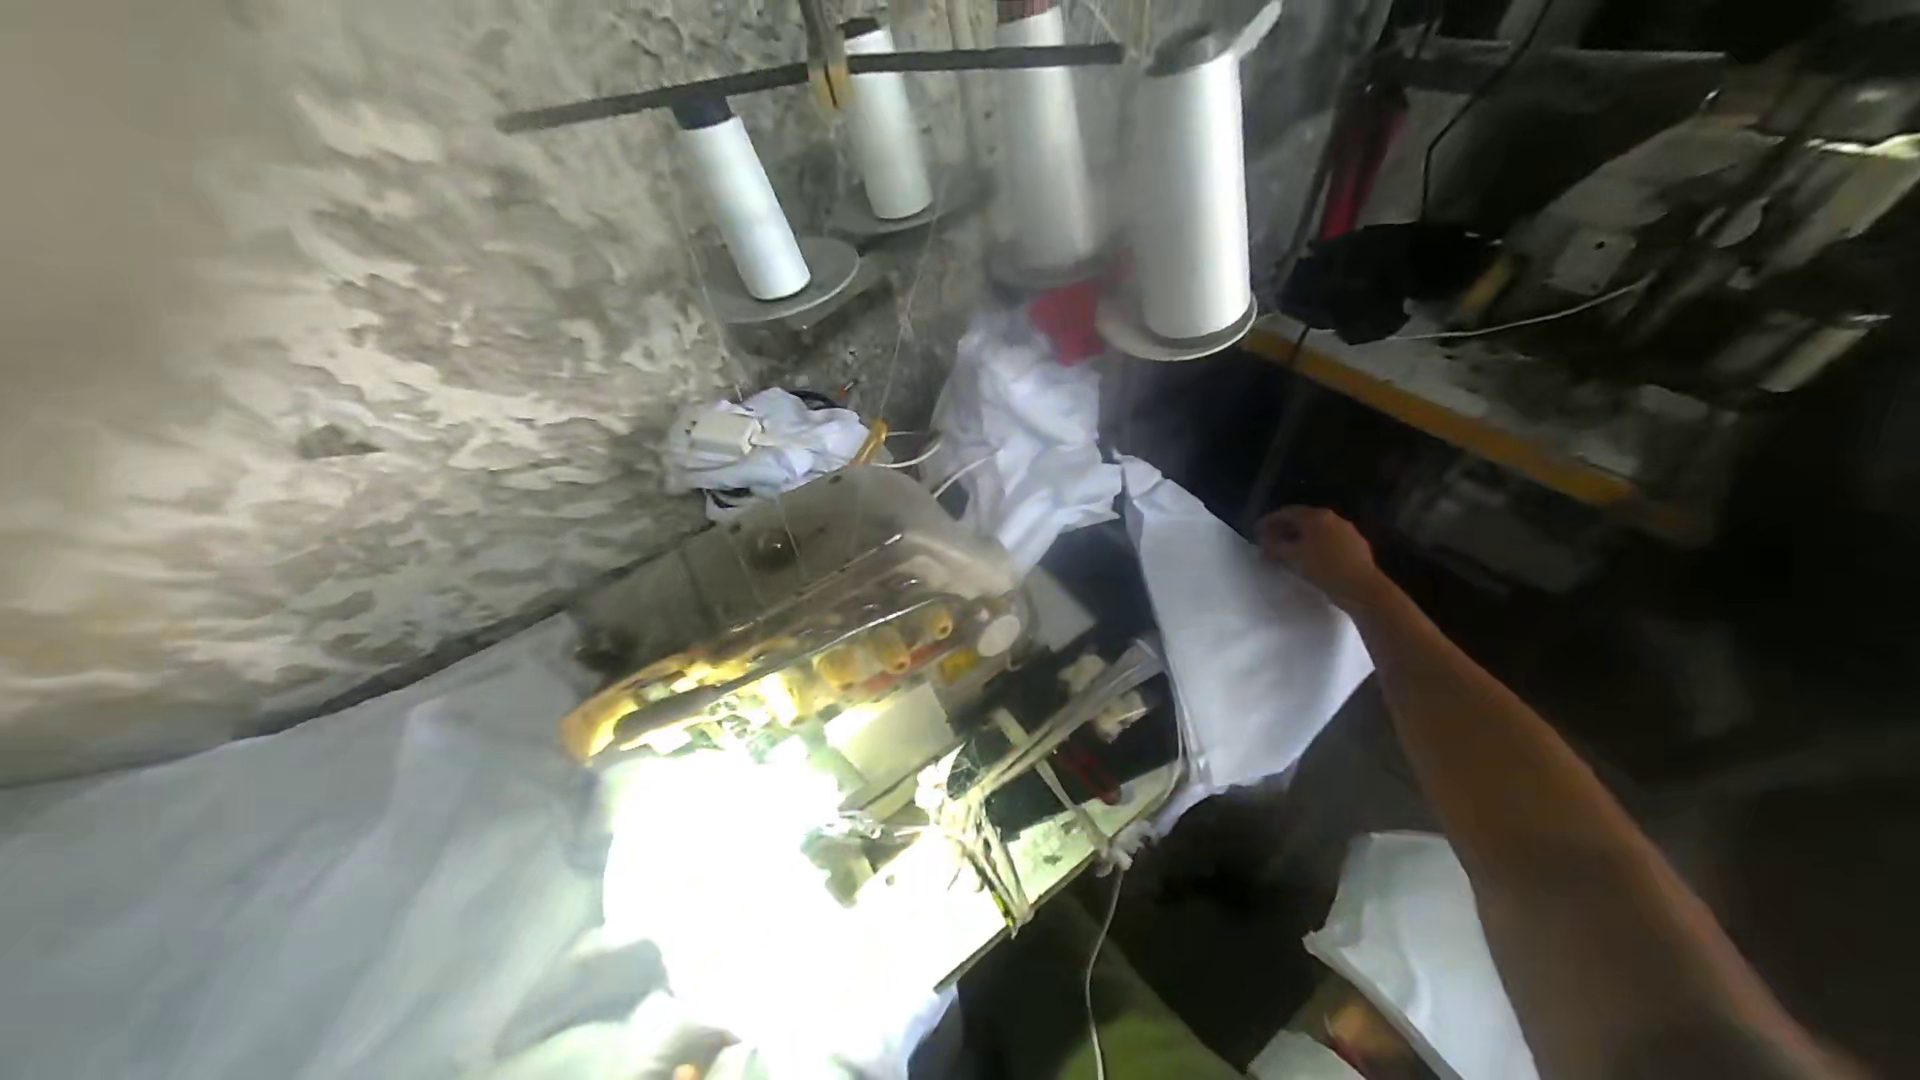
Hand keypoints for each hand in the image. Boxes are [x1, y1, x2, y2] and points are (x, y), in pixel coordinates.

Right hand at [1257, 506, 1391, 612]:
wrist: (1362, 588)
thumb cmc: (1324, 569)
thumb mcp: (1291, 558)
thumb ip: (1273, 547)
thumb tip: (1263, 543)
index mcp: (1315, 517)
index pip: (1286, 512)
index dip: (1268, 521)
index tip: (1256, 531)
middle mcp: (1332, 518)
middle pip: (1302, 519)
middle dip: (1284, 528)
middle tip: (1270, 540)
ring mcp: (1347, 531)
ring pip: (1317, 529)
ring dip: (1300, 537)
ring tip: (1289, 550)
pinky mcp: (1356, 544)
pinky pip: (1330, 540)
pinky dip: (1316, 544)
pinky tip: (1312, 558)